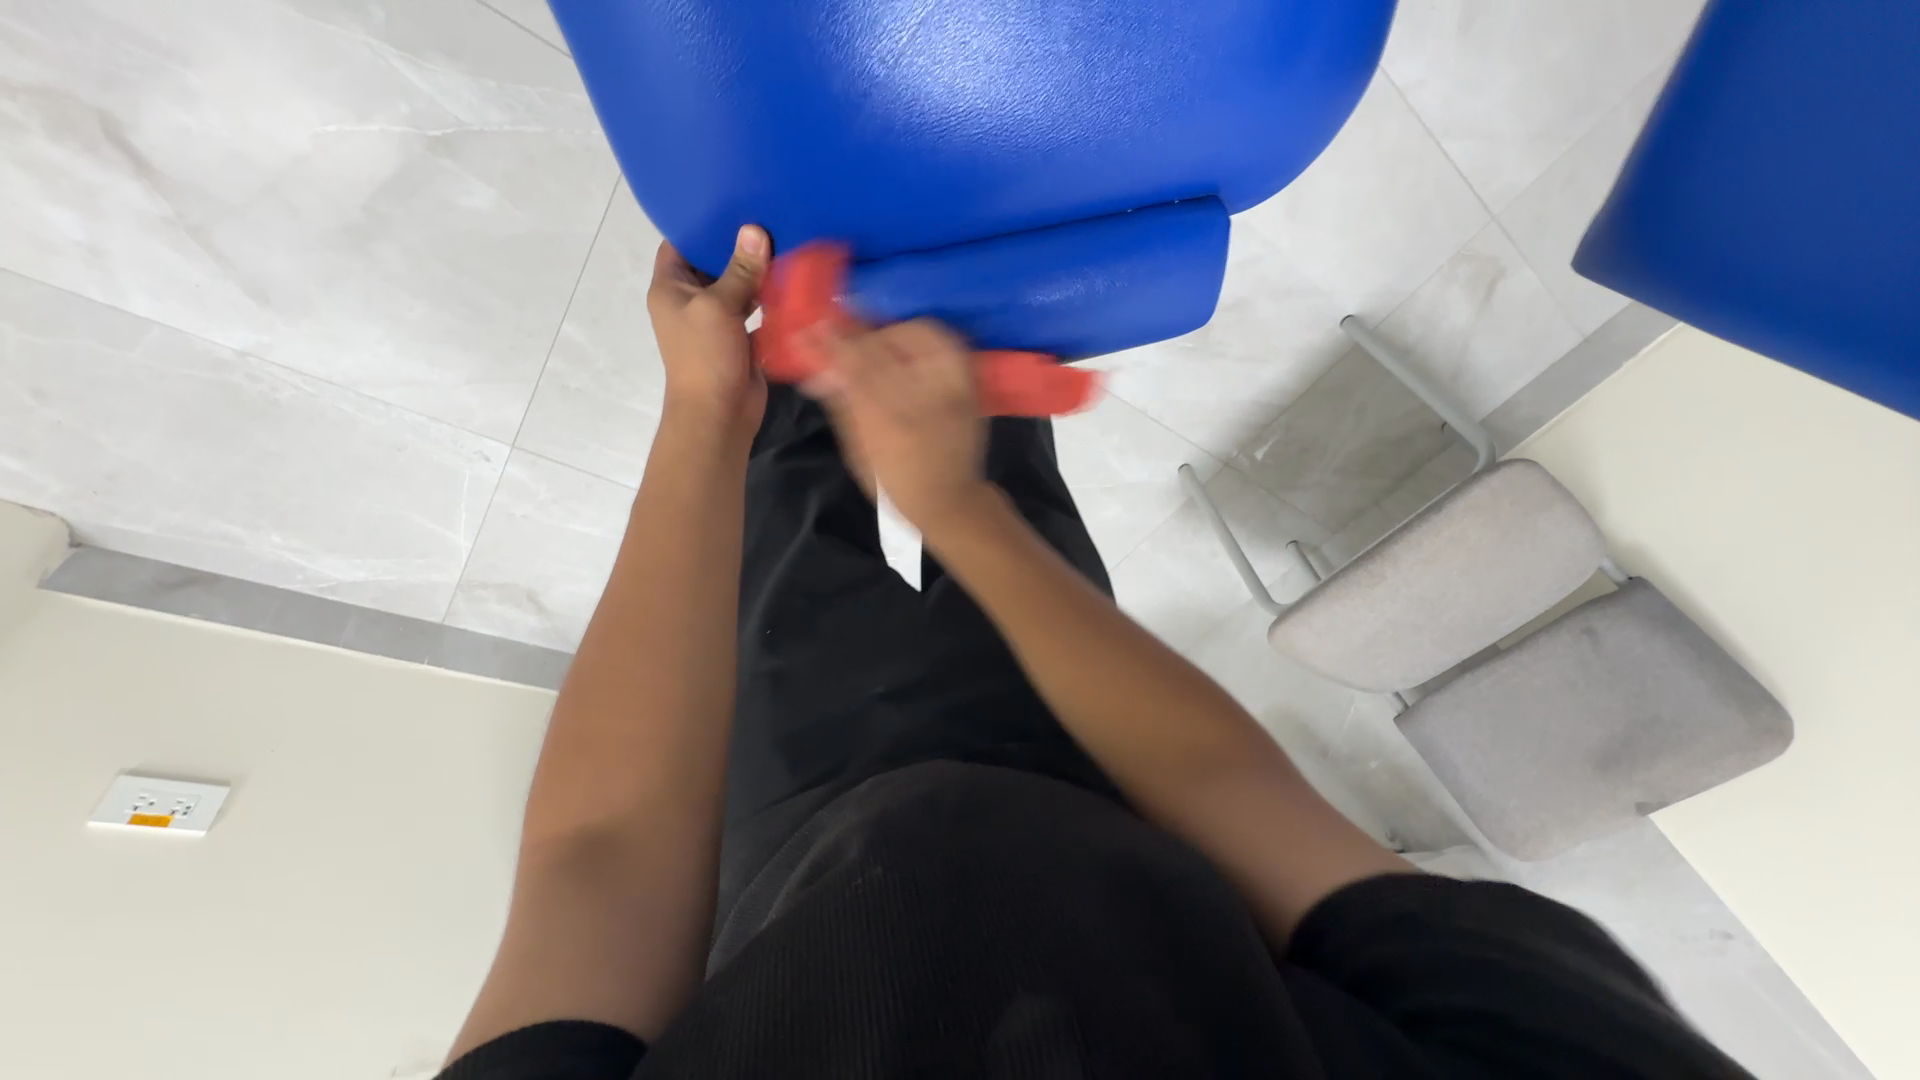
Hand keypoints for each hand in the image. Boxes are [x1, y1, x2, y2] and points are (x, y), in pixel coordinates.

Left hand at [647, 226, 770, 439]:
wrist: (719, 414)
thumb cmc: (706, 357)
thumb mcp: (719, 306)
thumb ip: (739, 270)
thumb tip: (755, 231)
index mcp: (671, 288)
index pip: (680, 244)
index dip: (701, 225)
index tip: (731, 205)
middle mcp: (691, 302)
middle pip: (714, 264)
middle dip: (738, 248)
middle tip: (768, 218)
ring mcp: (717, 322)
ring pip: (738, 288)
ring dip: (758, 274)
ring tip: (785, 244)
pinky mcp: (740, 340)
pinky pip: (755, 312)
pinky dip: (769, 300)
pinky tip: (791, 282)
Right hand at [807, 319, 992, 533]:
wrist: (951, 500)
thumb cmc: (895, 482)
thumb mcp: (858, 452)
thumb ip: (841, 405)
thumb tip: (818, 368)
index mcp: (887, 423)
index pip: (855, 367)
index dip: (832, 343)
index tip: (814, 329)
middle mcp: (922, 402)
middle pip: (882, 347)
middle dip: (854, 332)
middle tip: (839, 332)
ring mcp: (951, 390)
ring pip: (916, 335)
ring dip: (888, 331)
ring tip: (874, 340)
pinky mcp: (970, 385)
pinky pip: (946, 342)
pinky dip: (922, 335)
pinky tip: (907, 342)